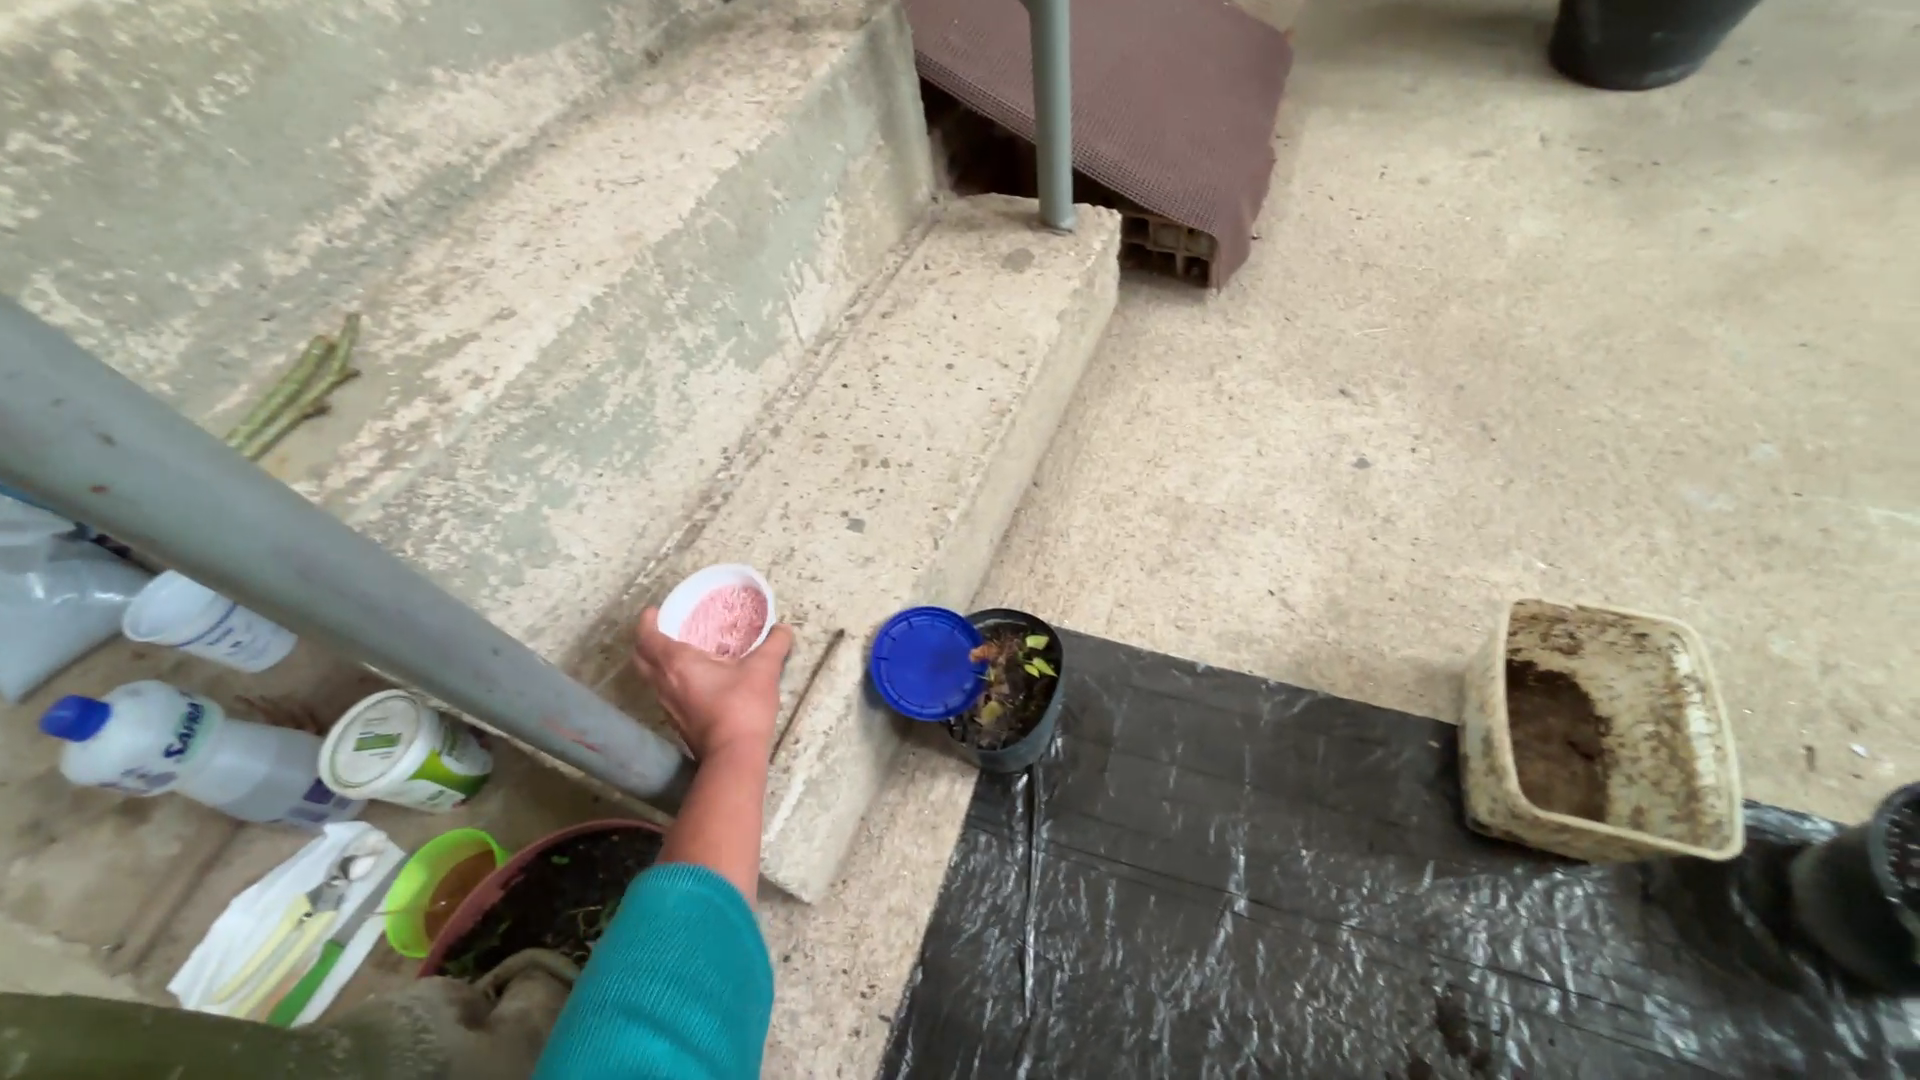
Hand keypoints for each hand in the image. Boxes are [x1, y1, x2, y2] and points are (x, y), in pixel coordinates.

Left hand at [632, 607, 792, 760]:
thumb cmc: (742, 706)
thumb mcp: (764, 669)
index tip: (653, 611)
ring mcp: (667, 705)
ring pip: (650, 677)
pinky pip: (663, 692)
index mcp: (676, 663)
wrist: (734, 755)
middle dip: (646, 641)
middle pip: (640, 658)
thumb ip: (774, 645)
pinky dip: (668, 679)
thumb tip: (784, 628)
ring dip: (656, 661)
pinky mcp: (676, 721)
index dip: (646, 621)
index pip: (647, 637)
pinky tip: (692, 679)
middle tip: (662, 629)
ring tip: (678, 651)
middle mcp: (664, 682)